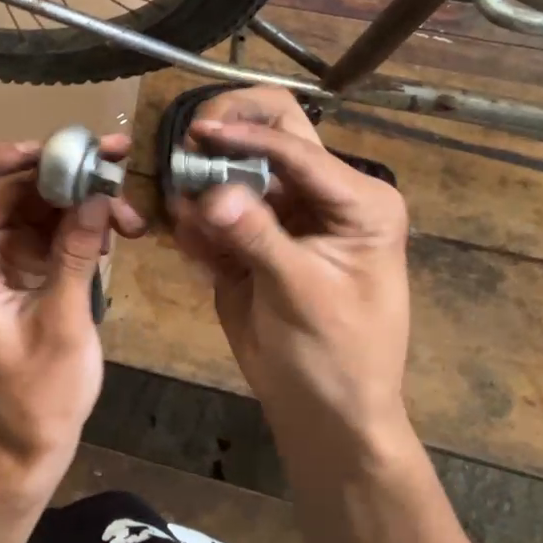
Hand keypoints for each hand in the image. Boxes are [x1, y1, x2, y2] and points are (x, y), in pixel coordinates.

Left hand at [0, 137, 144, 483]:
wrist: (35, 435)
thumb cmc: (38, 392)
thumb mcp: (63, 323)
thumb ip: (75, 256)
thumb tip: (95, 197)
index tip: (39, 150)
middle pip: (6, 191)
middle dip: (58, 173)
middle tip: (110, 157)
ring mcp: (1, 257)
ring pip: (35, 204)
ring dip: (79, 199)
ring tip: (126, 209)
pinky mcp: (26, 265)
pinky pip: (51, 227)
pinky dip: (82, 223)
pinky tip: (116, 230)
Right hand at [167, 87, 411, 444]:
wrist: (324, 411)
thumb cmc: (337, 355)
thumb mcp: (303, 294)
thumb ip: (257, 237)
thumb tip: (210, 195)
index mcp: (357, 200)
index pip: (295, 147)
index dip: (245, 136)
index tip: (197, 134)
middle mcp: (321, 193)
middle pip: (269, 131)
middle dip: (225, 137)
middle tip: (185, 152)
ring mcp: (283, 211)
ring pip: (232, 166)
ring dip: (203, 183)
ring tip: (190, 224)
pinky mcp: (250, 233)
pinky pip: (212, 206)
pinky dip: (196, 220)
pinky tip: (199, 254)